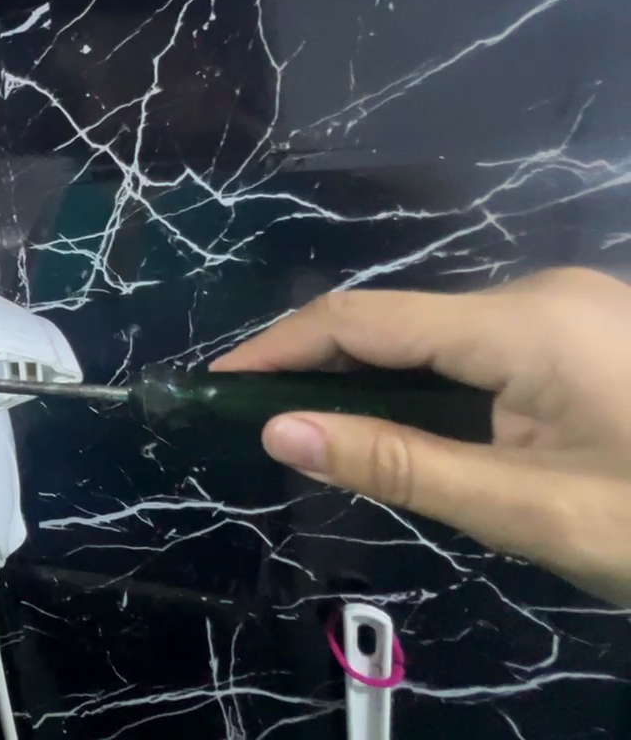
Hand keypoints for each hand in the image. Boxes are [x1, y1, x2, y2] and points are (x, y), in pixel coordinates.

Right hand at [214, 267, 630, 603]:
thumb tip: (274, 433)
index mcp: (523, 322)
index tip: (215, 382)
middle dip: (317, 365)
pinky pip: (479, 344)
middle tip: (270, 417)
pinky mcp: (598, 333)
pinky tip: (420, 420)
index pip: (354, 320)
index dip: (272, 347)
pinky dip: (427, 380)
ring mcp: (577, 310)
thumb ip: (396, 464)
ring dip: (372, 376)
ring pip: (433, 334)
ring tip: (332, 424)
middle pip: (391, 321)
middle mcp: (544, 295)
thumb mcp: (540, 513)